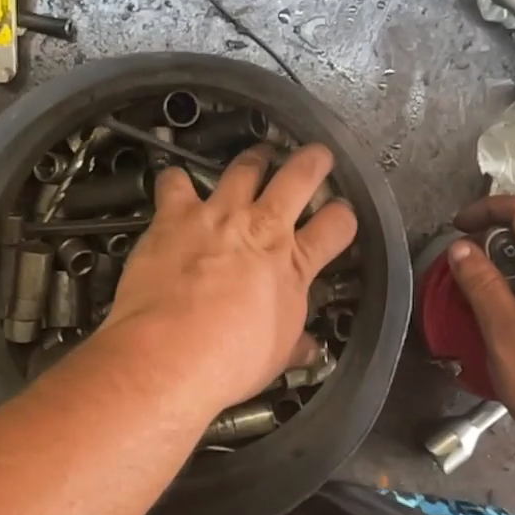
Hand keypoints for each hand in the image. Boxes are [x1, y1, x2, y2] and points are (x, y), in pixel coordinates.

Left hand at [98, 144, 358, 413]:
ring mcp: (218, 215)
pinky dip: (176, 180)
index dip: (343, 217)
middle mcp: (261, 227)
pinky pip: (176, 181)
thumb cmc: (228, 360)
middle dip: (313, 160)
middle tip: (317, 155)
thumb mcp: (276, 357)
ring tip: (258, 156)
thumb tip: (308, 349)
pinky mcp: (176, 214)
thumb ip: (294, 343)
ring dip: (254, 159)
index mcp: (293, 263)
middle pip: (299, 176)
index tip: (340, 215)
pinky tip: (175, 182)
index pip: (336, 226)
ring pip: (245, 167)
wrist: (171, 353)